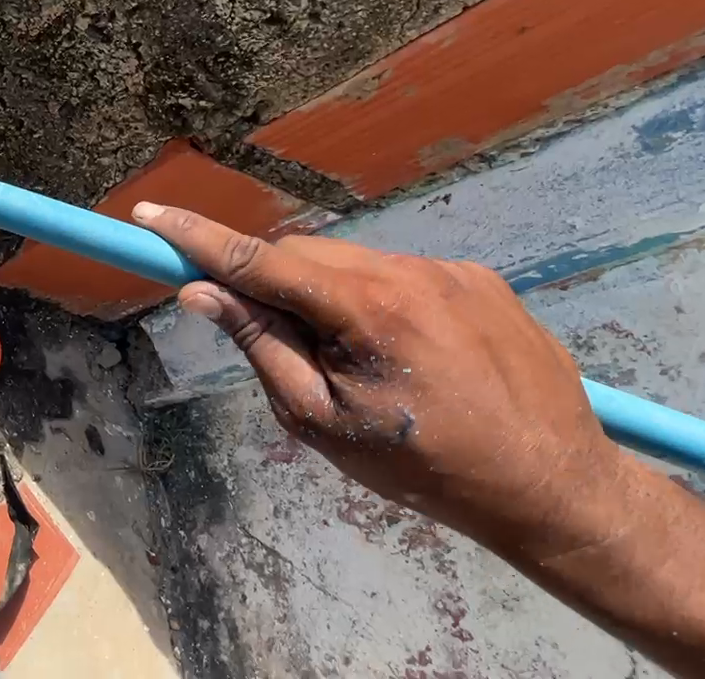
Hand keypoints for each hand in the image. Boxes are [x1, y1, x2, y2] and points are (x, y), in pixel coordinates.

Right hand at [132, 202, 623, 555]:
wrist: (557, 491)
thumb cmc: (421, 464)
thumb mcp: (317, 417)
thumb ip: (258, 344)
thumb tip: (200, 293)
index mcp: (366, 310)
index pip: (258, 260)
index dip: (195, 236)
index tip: (147, 214)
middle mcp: (408, 272)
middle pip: (300, 253)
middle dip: (265, 277)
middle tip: (263, 328)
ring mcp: (451, 270)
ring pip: (346, 260)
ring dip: (319, 290)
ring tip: (347, 354)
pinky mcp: (479, 278)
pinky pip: (392, 271)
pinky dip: (367, 295)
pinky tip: (396, 346)